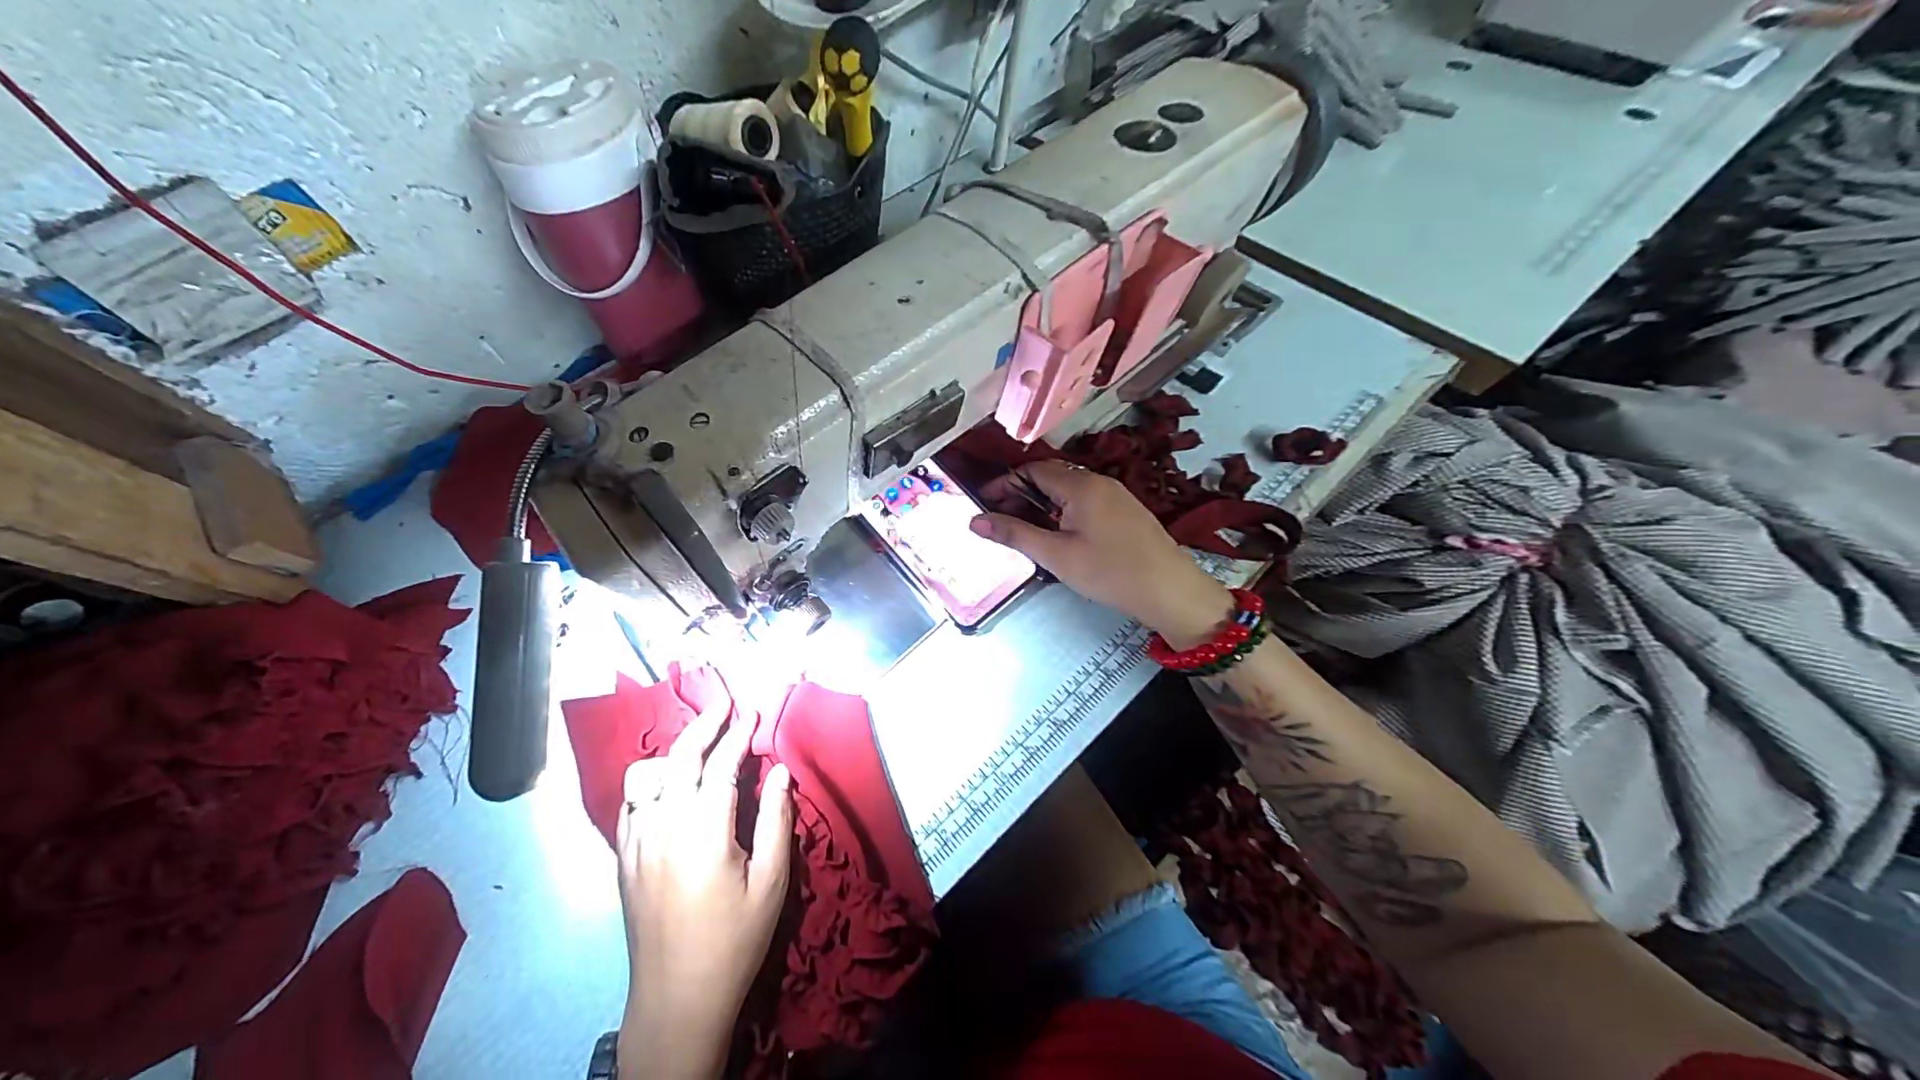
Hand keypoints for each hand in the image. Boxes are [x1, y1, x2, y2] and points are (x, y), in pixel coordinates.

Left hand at [617, 700, 793, 1079]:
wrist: (677, 998)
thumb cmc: (734, 940)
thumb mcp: (771, 883)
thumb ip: (776, 821)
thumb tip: (779, 773)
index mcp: (704, 832)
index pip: (721, 765)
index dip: (739, 734)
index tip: (752, 712)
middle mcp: (664, 828)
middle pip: (679, 758)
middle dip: (703, 724)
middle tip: (723, 703)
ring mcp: (637, 843)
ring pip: (645, 776)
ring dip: (672, 751)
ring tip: (697, 744)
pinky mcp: (624, 859)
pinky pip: (629, 803)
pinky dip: (649, 781)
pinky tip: (667, 784)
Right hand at [970, 460, 1233, 647]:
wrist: (1170, 591)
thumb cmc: (1111, 572)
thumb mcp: (1056, 556)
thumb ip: (1014, 534)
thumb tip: (976, 521)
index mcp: (1081, 485)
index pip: (1033, 470)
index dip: (1004, 484)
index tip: (984, 505)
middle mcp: (1100, 482)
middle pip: (1050, 477)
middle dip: (1021, 495)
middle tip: (1000, 521)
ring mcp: (1116, 496)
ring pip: (1068, 491)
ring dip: (1042, 505)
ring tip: (1024, 532)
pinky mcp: (1126, 513)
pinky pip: (1085, 503)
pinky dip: (1063, 513)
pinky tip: (1058, 537)